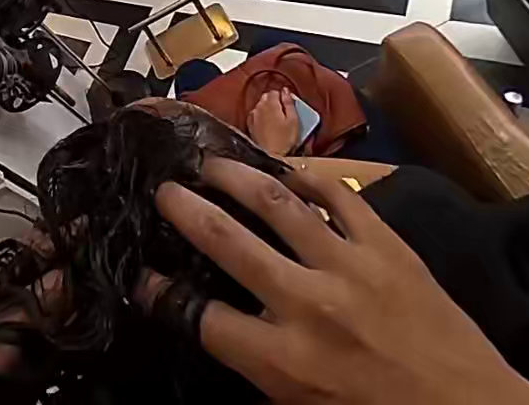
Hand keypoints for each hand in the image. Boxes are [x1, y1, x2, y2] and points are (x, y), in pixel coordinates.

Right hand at [146, 158, 528, 404]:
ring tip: (212, 163)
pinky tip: (286, 170)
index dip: (166, 298)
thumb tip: (225, 320)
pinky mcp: (384, 241)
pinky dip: (307, 178)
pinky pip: (338, 195)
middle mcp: (308, 305)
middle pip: (229, 243)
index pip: (206, 321)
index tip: (144, 277)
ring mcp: (348, 264)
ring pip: (277, 201)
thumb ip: (264, 364)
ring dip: (237, 177)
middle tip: (165, 189)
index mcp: (286, 363)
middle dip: (189, 211)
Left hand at [247, 88, 301, 154]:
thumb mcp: (293, 120)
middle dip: (274, 101)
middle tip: (283, 112)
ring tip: (276, 120)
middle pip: (266, 97)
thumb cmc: (285, 140)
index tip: (288, 104)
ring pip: (260, 105)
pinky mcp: (250, 125)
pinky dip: (260, 117)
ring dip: (266, 108)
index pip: (275, 91)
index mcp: (271, 103)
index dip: (282, 97)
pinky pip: (255, 115)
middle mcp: (259, 107)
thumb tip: (286, 90)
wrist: (271, 156)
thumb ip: (289, 102)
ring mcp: (253, 116)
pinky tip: (267, 125)